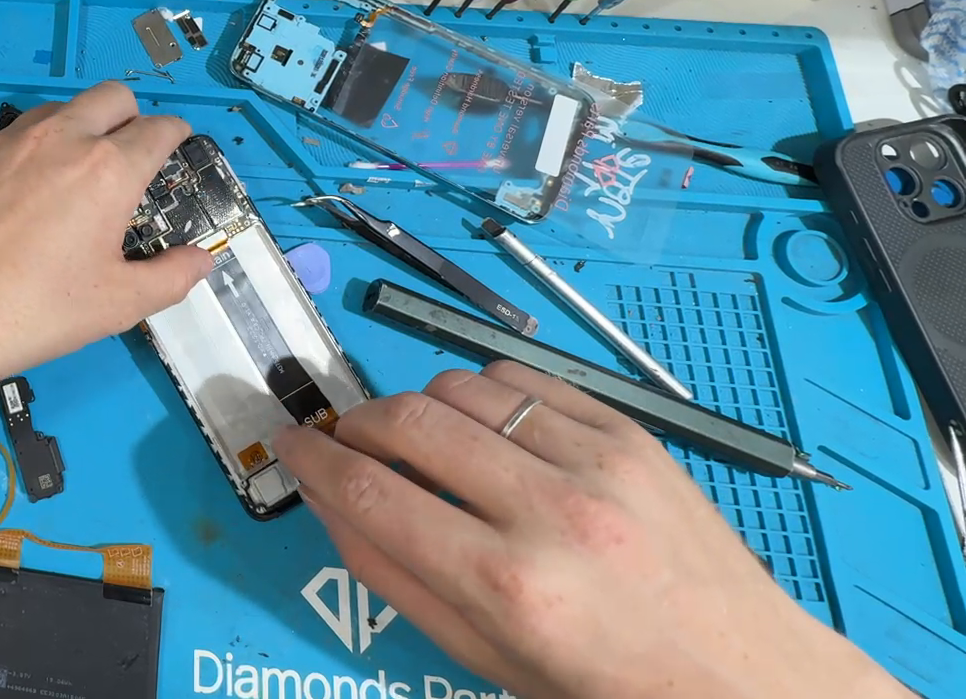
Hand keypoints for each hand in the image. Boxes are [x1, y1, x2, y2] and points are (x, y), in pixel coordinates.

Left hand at [0, 82, 211, 385]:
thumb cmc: (36, 310)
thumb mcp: (117, 304)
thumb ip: (171, 277)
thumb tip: (202, 260)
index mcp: (108, 169)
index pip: (158, 128)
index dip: (176, 133)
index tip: (176, 145)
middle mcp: (62, 139)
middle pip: (112, 96)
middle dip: (132, 116)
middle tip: (130, 154)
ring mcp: (10, 141)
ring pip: (60, 108)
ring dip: (81, 125)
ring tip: (76, 170)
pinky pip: (16, 132)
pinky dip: (35, 146)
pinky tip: (23, 189)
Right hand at [274, 362, 910, 698]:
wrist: (755, 685)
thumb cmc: (598, 684)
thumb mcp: (479, 656)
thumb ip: (386, 570)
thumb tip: (320, 492)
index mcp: (510, 588)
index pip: (367, 493)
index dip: (310, 457)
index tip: (289, 442)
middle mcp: (552, 514)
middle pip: (405, 421)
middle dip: (355, 424)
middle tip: (352, 443)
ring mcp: (599, 463)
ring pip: (454, 388)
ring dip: (418, 410)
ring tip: (430, 445)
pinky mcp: (631, 433)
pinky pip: (515, 376)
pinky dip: (478, 394)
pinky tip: (490, 433)